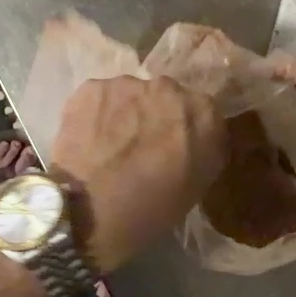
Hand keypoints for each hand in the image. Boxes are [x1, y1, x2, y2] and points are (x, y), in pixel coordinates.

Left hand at [48, 75, 225, 271]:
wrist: (92, 211)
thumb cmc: (154, 207)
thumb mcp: (199, 184)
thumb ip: (205, 150)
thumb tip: (196, 141)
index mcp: (205, 112)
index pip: (202, 112)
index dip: (187, 130)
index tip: (176, 147)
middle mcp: (170, 88)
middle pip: (166, 96)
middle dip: (157, 115)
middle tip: (143, 145)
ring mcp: (128, 85)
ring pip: (130, 95)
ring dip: (126, 113)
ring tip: (112, 144)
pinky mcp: (91, 88)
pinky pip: (99, 98)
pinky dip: (96, 115)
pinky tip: (90, 140)